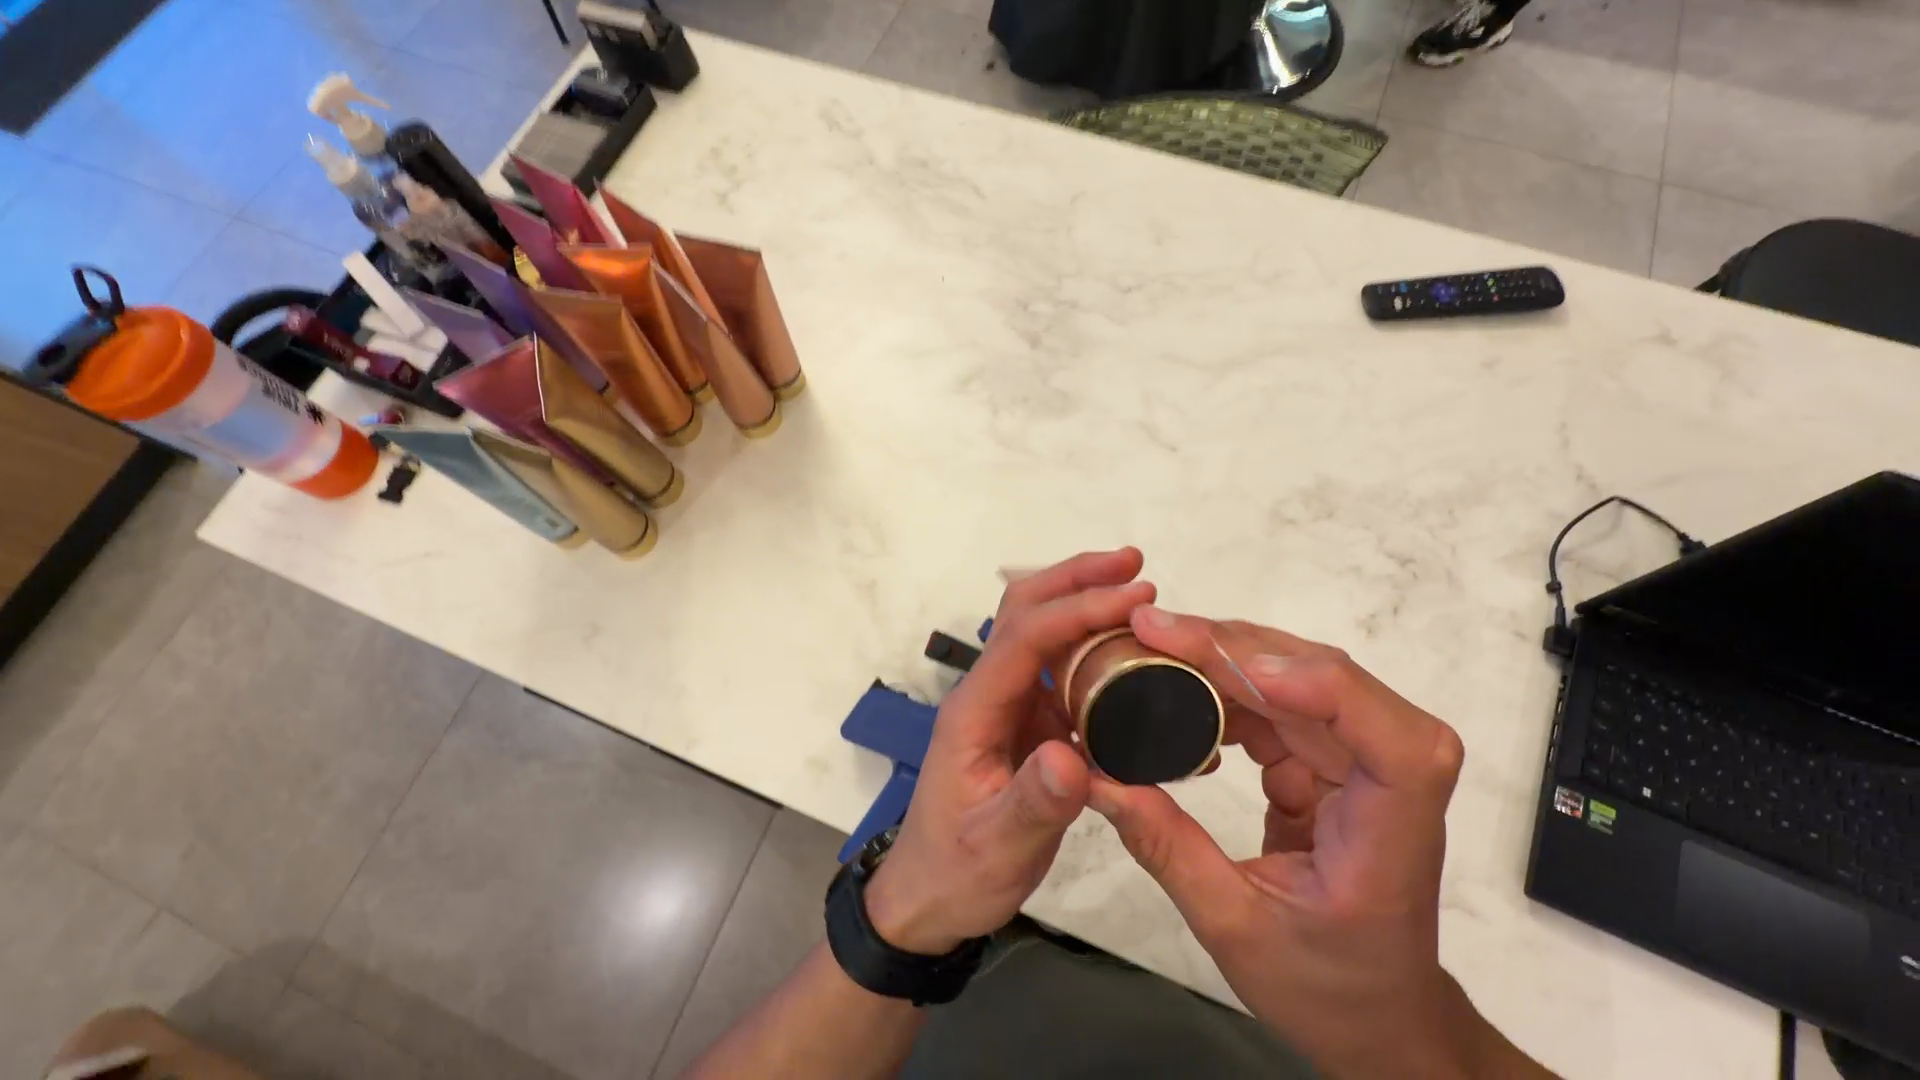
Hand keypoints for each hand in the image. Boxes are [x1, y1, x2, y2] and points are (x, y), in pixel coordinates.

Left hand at [863, 548, 1155, 953]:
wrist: (930, 897)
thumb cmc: (957, 871)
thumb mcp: (996, 846)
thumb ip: (1032, 803)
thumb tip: (1071, 755)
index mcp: (975, 711)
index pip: (1024, 640)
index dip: (1077, 610)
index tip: (1135, 595)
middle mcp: (990, 695)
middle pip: (1024, 614)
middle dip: (1075, 581)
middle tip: (1136, 565)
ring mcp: (1009, 709)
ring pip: (1043, 636)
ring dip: (1085, 606)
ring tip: (1140, 595)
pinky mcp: (1027, 727)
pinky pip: (1063, 676)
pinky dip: (1096, 653)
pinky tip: (1134, 658)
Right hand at [1089, 609, 1542, 1077]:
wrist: (1374, 1010)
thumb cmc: (1325, 986)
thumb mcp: (1233, 927)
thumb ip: (1167, 847)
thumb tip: (1094, 779)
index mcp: (1395, 831)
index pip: (1392, 740)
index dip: (1324, 689)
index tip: (1239, 670)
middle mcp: (1388, 777)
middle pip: (1328, 685)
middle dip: (1237, 650)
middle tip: (1152, 631)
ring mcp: (1355, 761)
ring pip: (1296, 678)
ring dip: (1224, 656)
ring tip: (1150, 644)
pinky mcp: (1323, 758)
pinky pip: (1275, 702)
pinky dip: (1223, 687)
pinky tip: (1173, 683)